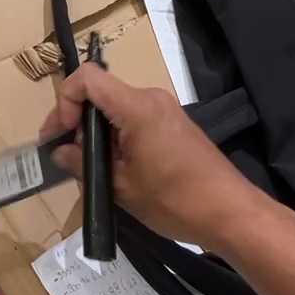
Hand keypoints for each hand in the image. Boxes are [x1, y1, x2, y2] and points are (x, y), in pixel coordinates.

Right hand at [38, 63, 281, 252]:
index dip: (66, 100)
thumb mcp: (121, 187)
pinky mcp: (175, 125)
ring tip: (89, 165)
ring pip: (116, 107)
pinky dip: (117, 135)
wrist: (233, 216)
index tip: (64, 133)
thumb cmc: (175, 200)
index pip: (87, 78)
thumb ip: (83, 164)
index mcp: (136, 106)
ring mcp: (165, 110)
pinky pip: (134, 118)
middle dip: (76, 119)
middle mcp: (151, 99)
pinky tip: (116, 166)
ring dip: (97, 131)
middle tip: (64, 151)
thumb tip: (61, 152)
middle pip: (100, 92)